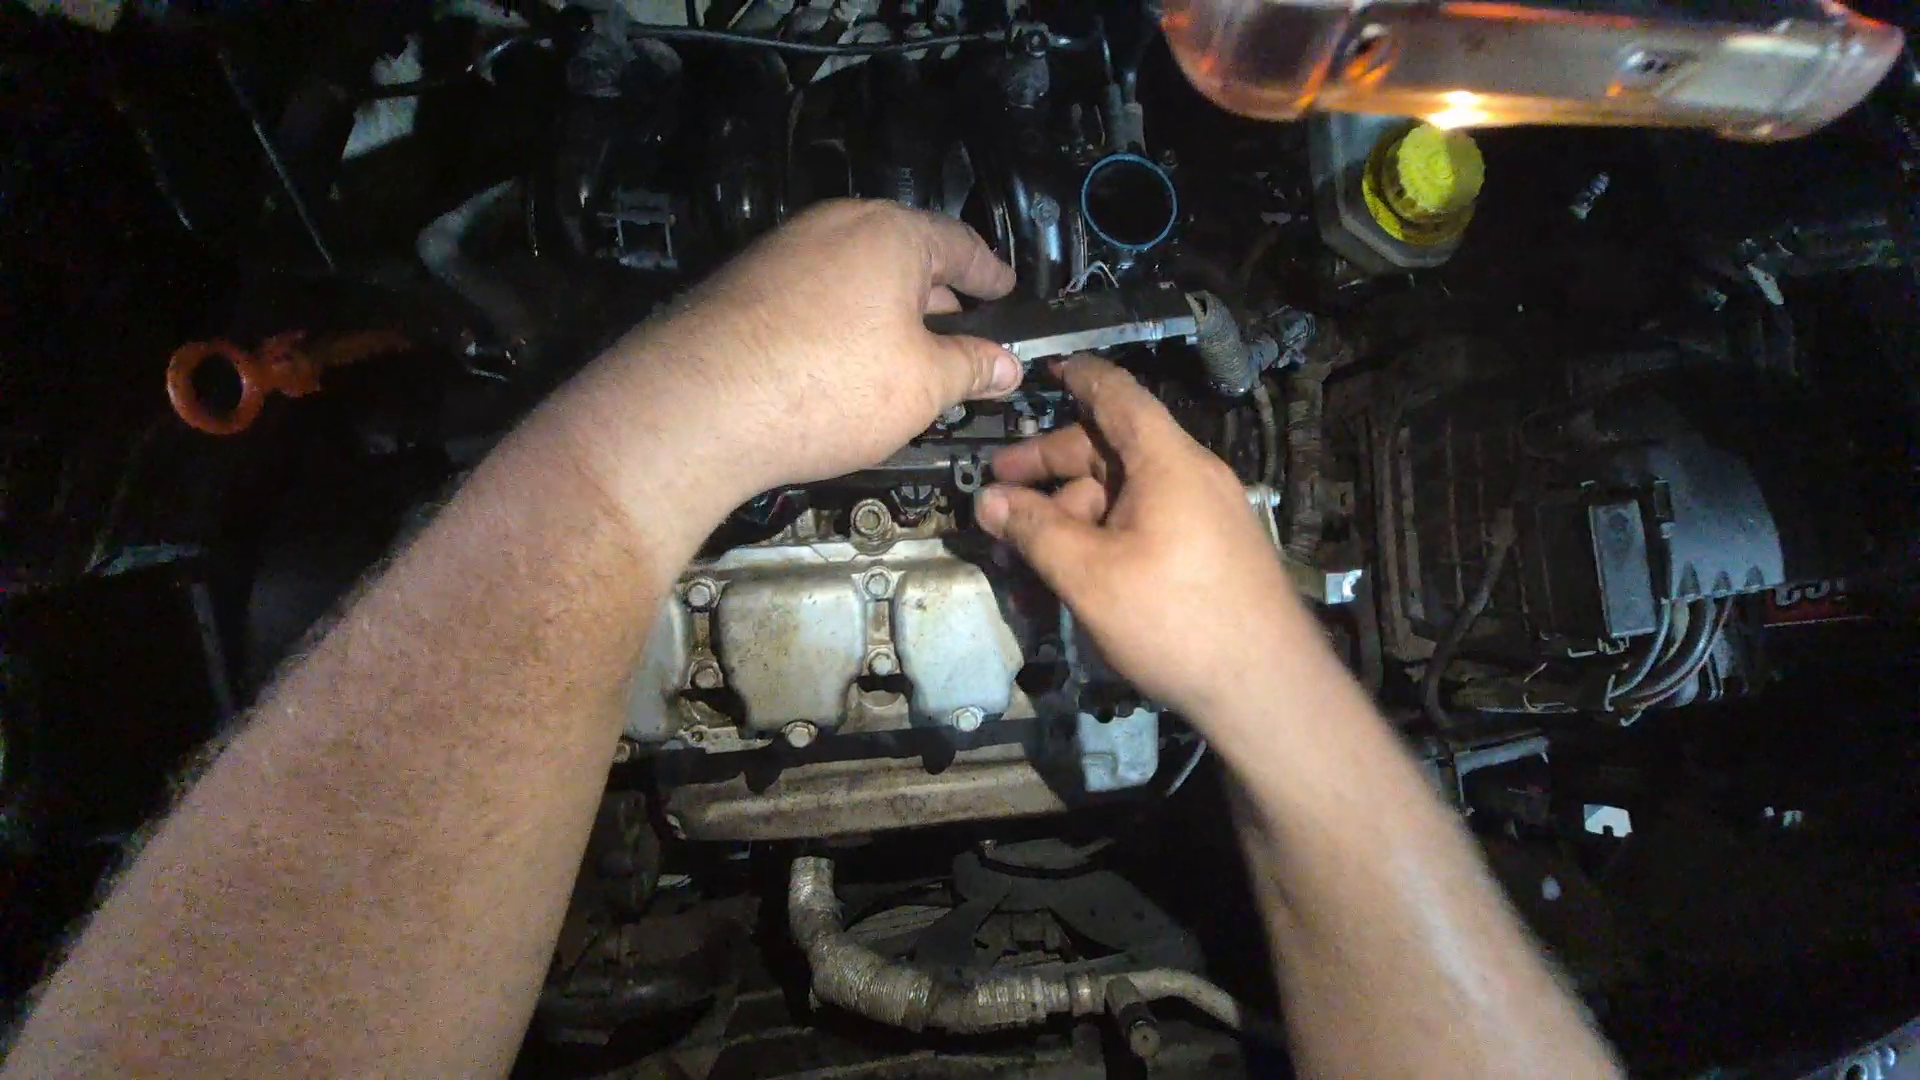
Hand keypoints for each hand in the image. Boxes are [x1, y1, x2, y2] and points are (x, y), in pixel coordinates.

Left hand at [550, 199, 1021, 524]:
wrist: (699, 407)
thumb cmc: (831, 386)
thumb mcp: (923, 384)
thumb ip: (972, 368)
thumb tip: (1008, 365)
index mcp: (889, 234)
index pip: (959, 244)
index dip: (990, 273)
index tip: (1007, 292)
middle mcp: (834, 228)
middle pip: (904, 257)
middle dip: (939, 296)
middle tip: (964, 331)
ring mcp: (782, 254)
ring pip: (856, 279)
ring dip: (889, 314)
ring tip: (907, 356)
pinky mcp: (743, 288)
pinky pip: (816, 298)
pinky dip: (844, 326)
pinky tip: (845, 367)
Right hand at [975, 355, 1309, 721]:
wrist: (1266, 690)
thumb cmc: (1174, 619)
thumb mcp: (1088, 574)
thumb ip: (1034, 530)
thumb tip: (987, 500)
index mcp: (1168, 462)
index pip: (1118, 396)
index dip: (1080, 378)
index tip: (1047, 370)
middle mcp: (1192, 476)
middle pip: (1111, 449)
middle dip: (1051, 464)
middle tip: (1000, 488)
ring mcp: (1206, 515)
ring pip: (1125, 492)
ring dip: (1073, 508)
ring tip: (1030, 545)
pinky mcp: (1211, 550)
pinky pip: (1148, 521)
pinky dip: (1106, 530)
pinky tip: (1077, 566)